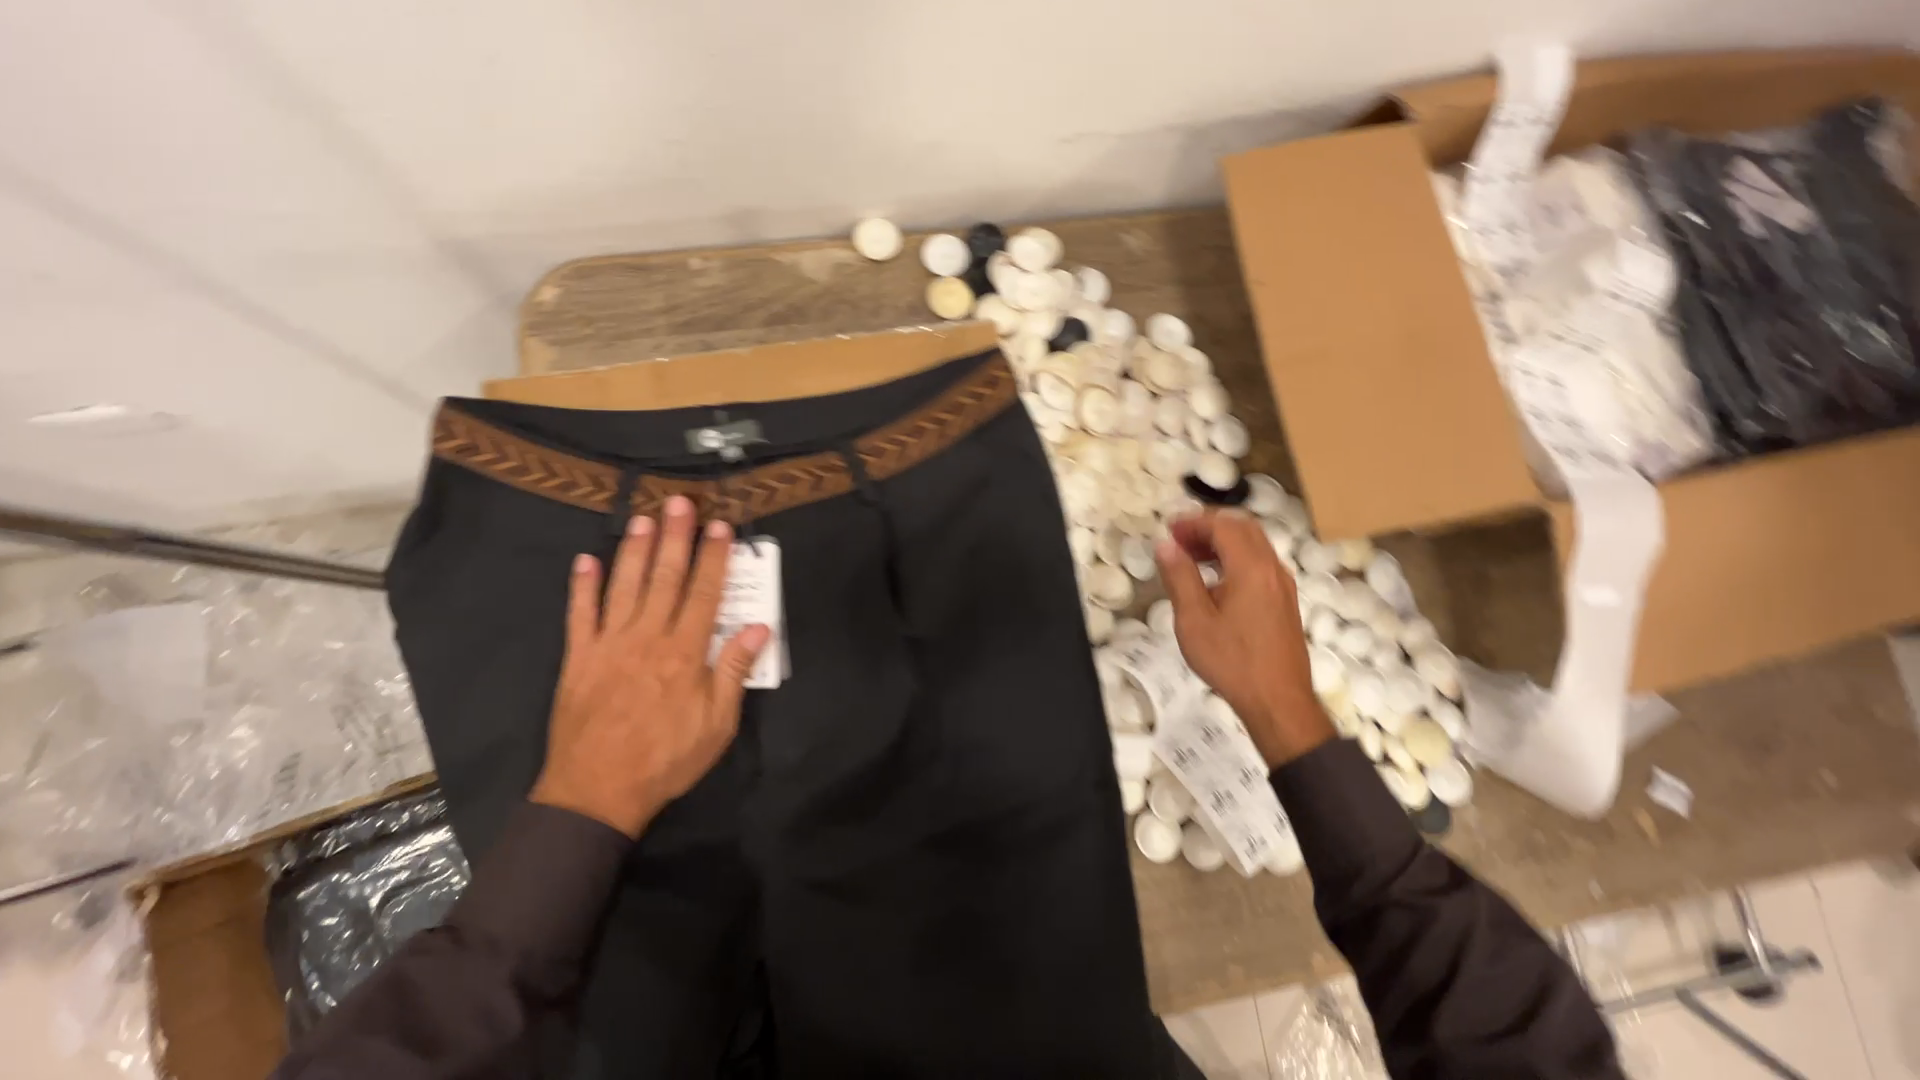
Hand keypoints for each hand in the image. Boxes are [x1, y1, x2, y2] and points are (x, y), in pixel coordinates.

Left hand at [530, 496, 770, 837]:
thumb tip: (758, 627)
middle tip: (679, 502)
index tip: (720, 526)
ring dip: (633, 550)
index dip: (714, 557)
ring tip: (642, 517)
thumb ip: (733, 672)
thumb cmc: (667, 759)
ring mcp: (608, 645)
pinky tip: (585, 561)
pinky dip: (582, 587)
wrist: (598, 791)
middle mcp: (647, 638)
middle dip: (674, 538)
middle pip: (664, 578)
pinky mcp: (578, 659)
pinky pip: (579, 615)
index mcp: (684, 652)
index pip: (704, 593)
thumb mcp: (717, 724)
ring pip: (623, 587)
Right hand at [1155, 509, 1334, 767]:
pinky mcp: (1285, 602)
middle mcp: (1272, 569)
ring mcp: (1282, 586)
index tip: (1168, 529)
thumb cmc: (1232, 661)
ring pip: (1254, 546)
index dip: (1194, 522)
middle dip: (1209, 527)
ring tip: (1191, 558)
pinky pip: (1260, 565)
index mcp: (1251, 568)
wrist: (1278, 701)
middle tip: (1179, 539)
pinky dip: (1236, 559)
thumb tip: (1166, 545)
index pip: (1223, 526)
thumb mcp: (1193, 620)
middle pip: (1243, 529)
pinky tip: (1215, 582)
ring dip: (1223, 543)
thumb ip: (1180, 577)